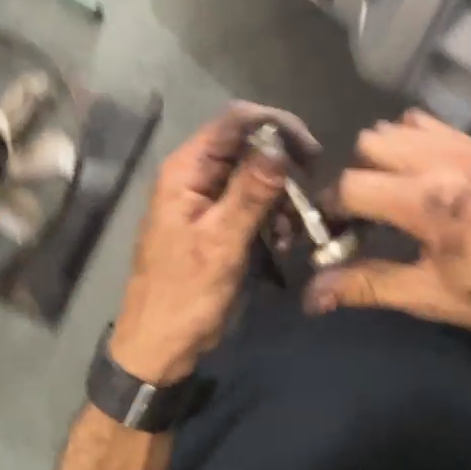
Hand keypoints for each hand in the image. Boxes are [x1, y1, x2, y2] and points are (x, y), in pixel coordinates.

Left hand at [109, 102, 290, 384]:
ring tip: (291, 229)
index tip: (310, 152)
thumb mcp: (220, 243)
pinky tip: (282, 242)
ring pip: (257, 174)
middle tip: (310, 190)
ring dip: (281, 196)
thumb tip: (279, 146)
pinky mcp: (222, 221)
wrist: (161, 348)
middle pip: (249, 144)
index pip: (235, 121)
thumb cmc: (183, 294)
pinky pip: (255, 201)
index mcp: (187, 169)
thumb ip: (249, 192)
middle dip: (282, 165)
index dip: (275, 125)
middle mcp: (198, 174)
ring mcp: (210, 197)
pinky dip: (274, 215)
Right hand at [306, 110, 470, 354]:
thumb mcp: (429, 297)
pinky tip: (419, 174)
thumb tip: (311, 296)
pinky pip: (422, 122)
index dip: (333, 208)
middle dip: (358, 178)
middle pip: (368, 146)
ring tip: (393, 193)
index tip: (335, 229)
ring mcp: (462, 146)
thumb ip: (366, 286)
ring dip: (382, 157)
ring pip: (392, 129)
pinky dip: (409, 142)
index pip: (353, 185)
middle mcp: (443, 162)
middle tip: (367, 214)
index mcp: (431, 204)